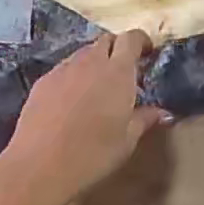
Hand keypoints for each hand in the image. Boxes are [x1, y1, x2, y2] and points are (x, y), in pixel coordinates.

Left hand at [0, 29, 170, 204]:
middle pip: (106, 41)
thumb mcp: (127, 140)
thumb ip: (145, 119)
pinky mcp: (42, 82)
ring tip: (98, 87)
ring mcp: (63, 70)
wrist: (40, 165)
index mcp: (118, 72)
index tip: (148, 53)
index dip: (141, 41)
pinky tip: (72, 100)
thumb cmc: (93, 154)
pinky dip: (74, 76)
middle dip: (117, 49)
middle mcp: (90, 63)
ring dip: (94, 62)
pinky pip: (64, 70)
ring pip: (83, 54)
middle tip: (125, 72)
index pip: (131, 39)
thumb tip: (163, 113)